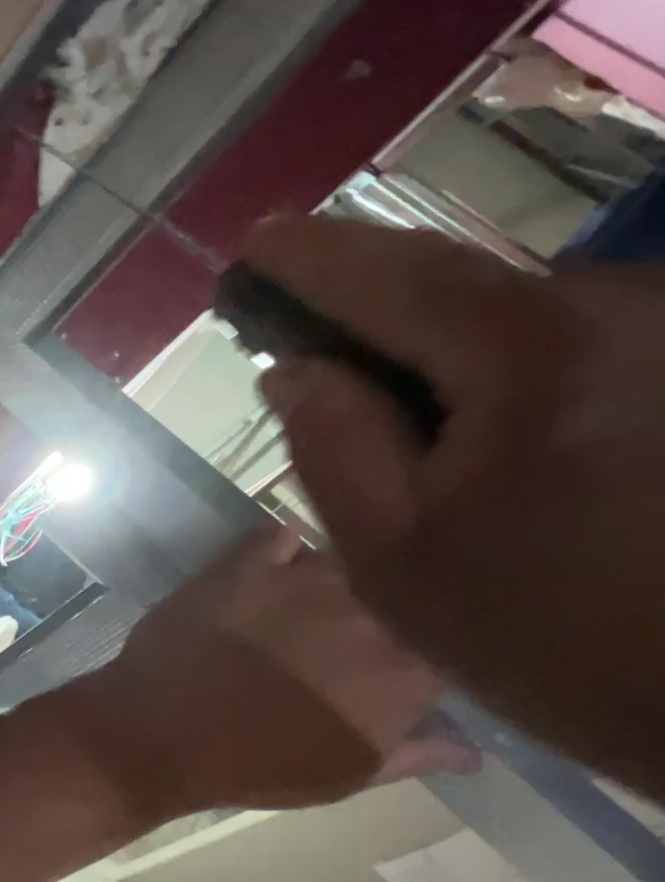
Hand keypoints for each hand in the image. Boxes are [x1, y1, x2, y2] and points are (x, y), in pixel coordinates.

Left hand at [71, 526, 470, 816]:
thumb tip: (474, 749)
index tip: (411, 656)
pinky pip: (277, 535)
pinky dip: (283, 542)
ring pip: (345, 560)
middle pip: (396, 594)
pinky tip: (280, 555)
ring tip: (318, 594)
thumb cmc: (255, 767)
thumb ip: (414, 753)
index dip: (430, 650)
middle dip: (387, 606)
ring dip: (340, 575)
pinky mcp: (239, 567)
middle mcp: (365, 617)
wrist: (159, 734)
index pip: (448, 645)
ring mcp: (300, 584)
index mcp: (404, 673)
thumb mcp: (344, 774)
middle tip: (356, 625)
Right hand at [244, 216, 664, 796]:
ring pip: (524, 310)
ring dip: (441, 336)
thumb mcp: (390, 555)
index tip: (254, 242)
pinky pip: (579, 339)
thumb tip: (296, 366)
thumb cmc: (549, 639)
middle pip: (467, 286)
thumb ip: (332, 444)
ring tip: (375, 380)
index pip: (402, 277)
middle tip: (300, 329)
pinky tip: (469, 410)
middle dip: (374, 303)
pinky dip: (504, 359)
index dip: (317, 257)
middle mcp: (635, 321)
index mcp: (538, 364)